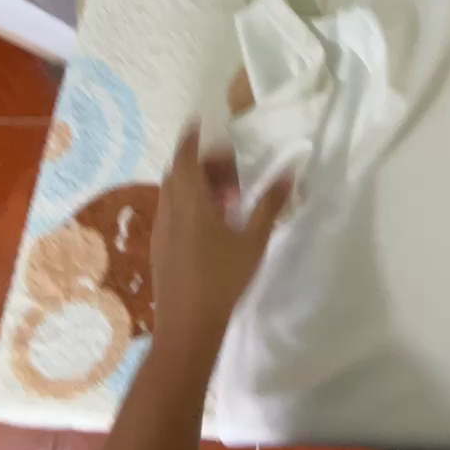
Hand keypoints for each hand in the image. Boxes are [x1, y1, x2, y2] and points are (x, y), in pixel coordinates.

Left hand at [151, 124, 290, 356]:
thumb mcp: (253, 239)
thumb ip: (270, 203)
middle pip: (179, 174)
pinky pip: (174, 212)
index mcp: (189, 202)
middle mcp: (169, 211)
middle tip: (231, 166)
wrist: (187, 328)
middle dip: (202, 163)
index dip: (190, 139)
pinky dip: (191, 204)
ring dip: (197, 185)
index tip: (198, 122)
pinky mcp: (161, 249)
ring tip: (230, 195)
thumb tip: (289, 171)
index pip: (184, 158)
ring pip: (175, 195)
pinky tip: (215, 223)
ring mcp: (162, 232)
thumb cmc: (222, 278)